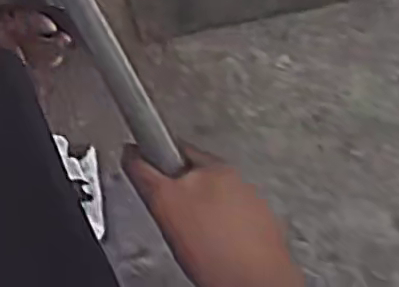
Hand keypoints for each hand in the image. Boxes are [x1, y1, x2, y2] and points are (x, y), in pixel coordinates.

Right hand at [123, 145, 303, 286]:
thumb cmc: (214, 247)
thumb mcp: (159, 197)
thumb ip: (139, 167)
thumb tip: (130, 152)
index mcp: (219, 166)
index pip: (172, 147)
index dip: (154, 163)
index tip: (151, 183)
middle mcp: (244, 185)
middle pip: (192, 178)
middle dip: (177, 193)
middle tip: (170, 214)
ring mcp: (260, 215)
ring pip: (211, 205)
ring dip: (198, 216)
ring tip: (193, 236)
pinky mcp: (269, 242)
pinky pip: (230, 228)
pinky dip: (219, 236)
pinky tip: (213, 250)